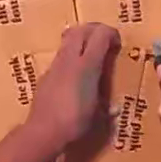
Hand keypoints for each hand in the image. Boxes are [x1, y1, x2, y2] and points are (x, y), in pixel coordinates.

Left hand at [20, 23, 118, 152]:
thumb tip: (114, 109)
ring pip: (66, 42)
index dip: (112, 34)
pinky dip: (69, 59)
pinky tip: (73, 77)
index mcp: (87, 66)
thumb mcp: (97, 115)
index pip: (101, 35)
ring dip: (79, 42)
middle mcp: (69, 60)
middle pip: (80, 30)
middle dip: (94, 30)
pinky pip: (59, 59)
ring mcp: (54, 67)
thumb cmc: (75, 123)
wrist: (43, 131)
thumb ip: (106, 106)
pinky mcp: (44, 77)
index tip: (117, 43)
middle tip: (103, 39)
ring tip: (89, 56)